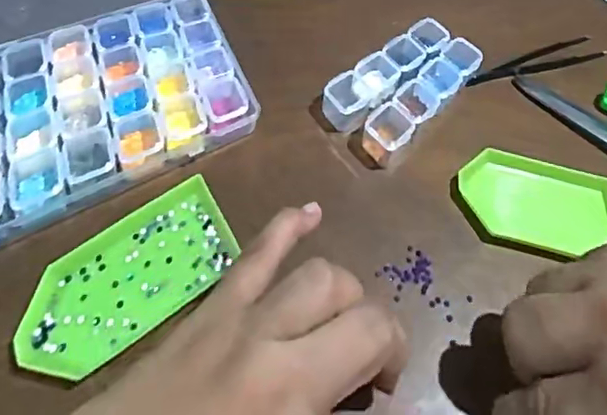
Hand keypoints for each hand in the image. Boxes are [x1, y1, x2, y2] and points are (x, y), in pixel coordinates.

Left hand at [77, 203, 407, 414]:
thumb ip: (328, 414)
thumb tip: (368, 395)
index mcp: (291, 390)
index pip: (371, 333)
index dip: (396, 350)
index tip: (388, 385)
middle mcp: (270, 339)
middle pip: (347, 296)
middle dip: (370, 325)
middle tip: (365, 366)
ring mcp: (237, 313)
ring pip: (312, 272)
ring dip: (340, 293)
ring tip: (343, 322)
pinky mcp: (211, 304)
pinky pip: (254, 254)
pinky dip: (286, 227)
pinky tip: (312, 212)